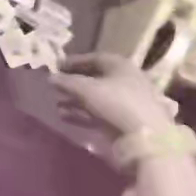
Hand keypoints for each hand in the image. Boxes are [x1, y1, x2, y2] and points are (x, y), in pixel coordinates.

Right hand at [52, 53, 178, 136]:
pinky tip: (64, 117)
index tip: (56, 67)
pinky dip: (81, 113)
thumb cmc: (116, 103)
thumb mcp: (86, 89)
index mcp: (120, 66)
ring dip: (75, 100)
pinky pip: (97, 113)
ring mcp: (124, 101)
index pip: (94, 58)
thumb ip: (66, 82)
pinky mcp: (122, 120)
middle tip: (56, 86)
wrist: (144, 137)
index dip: (74, 61)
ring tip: (56, 104)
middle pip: (95, 78)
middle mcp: (124, 80)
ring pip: (95, 97)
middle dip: (74, 83)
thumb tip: (50, 77)